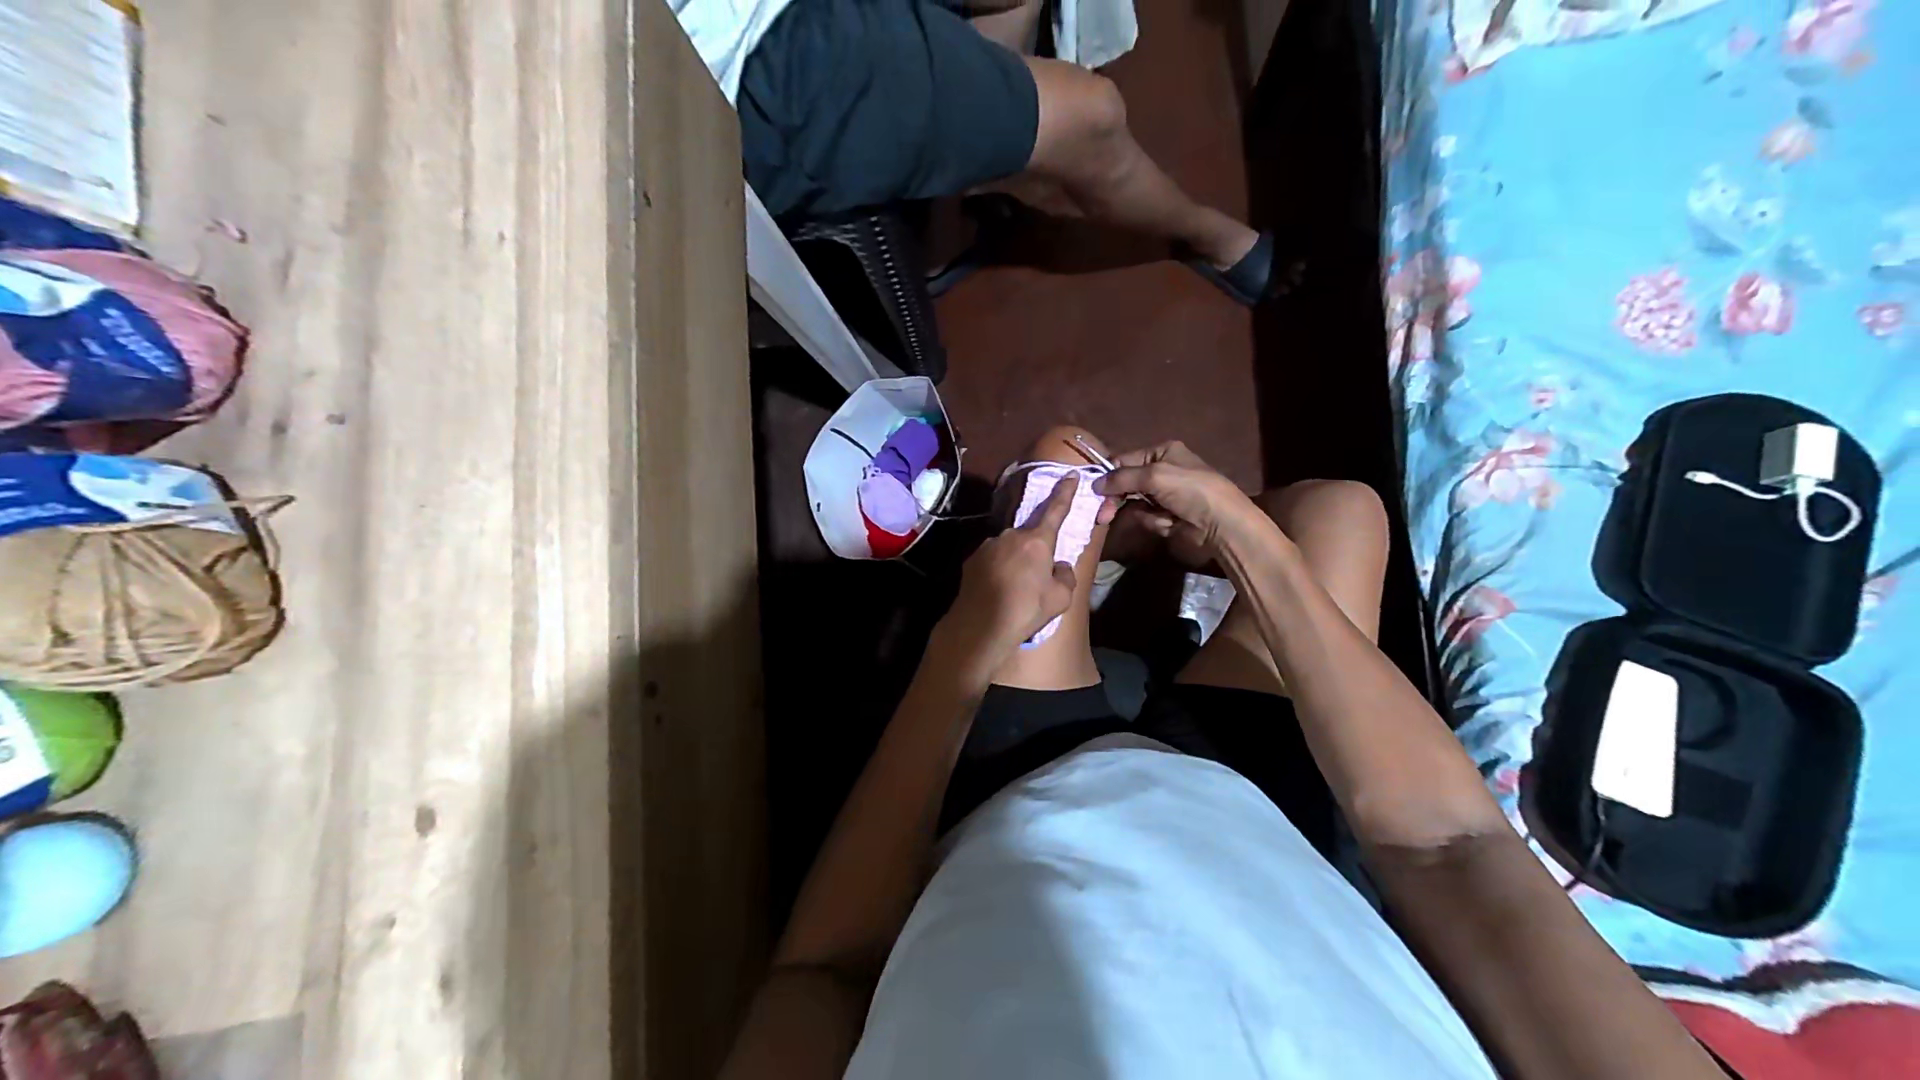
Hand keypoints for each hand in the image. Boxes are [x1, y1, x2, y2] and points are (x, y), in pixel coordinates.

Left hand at [937, 474, 1079, 677]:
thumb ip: (1065, 575)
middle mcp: (1011, 535)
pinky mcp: (971, 559)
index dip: (1065, 492)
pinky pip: (993, 559)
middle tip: (1037, 577)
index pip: (1055, 510)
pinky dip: (998, 569)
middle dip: (1035, 550)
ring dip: (1015, 561)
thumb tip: (1059, 566)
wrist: (981, 625)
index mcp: (1037, 540)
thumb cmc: (1026, 610)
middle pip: (1030, 536)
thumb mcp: (1061, 598)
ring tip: (1015, 588)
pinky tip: (998, 589)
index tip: (1070, 475)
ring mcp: (988, 545)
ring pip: (1009, 548)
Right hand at [1094, 441, 1260, 555]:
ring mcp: (1164, 494)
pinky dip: (1155, 521)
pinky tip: (1171, 523)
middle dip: (1117, 499)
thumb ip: (1121, 478)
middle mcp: (1161, 470)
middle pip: (1125, 483)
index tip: (1092, 490)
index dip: (1108, 474)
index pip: (1124, 460)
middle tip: (1103, 515)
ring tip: (1162, 517)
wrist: (1222, 522)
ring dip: (1144, 512)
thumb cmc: (1190, 489)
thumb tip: (1094, 483)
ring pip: (1134, 503)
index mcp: (1161, 452)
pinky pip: (1147, 517)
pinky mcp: (1168, 515)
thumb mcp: (1154, 476)